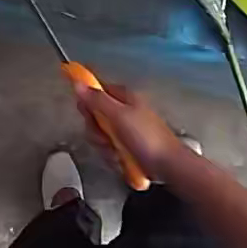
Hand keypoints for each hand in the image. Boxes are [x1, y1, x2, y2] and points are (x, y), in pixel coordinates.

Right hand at [74, 82, 203, 181]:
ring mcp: (125, 130)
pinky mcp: (126, 147)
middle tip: (106, 138)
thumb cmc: (145, 137)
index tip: (87, 113)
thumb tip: (78, 82)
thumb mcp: (119, 115)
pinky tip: (121, 161)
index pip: (97, 91)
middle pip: (95, 116)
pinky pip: (109, 148)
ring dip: (105, 146)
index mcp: (124, 97)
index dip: (88, 102)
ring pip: (100, 135)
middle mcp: (123, 111)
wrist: (168, 165)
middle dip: (97, 131)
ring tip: (117, 152)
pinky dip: (113, 156)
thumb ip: (97, 99)